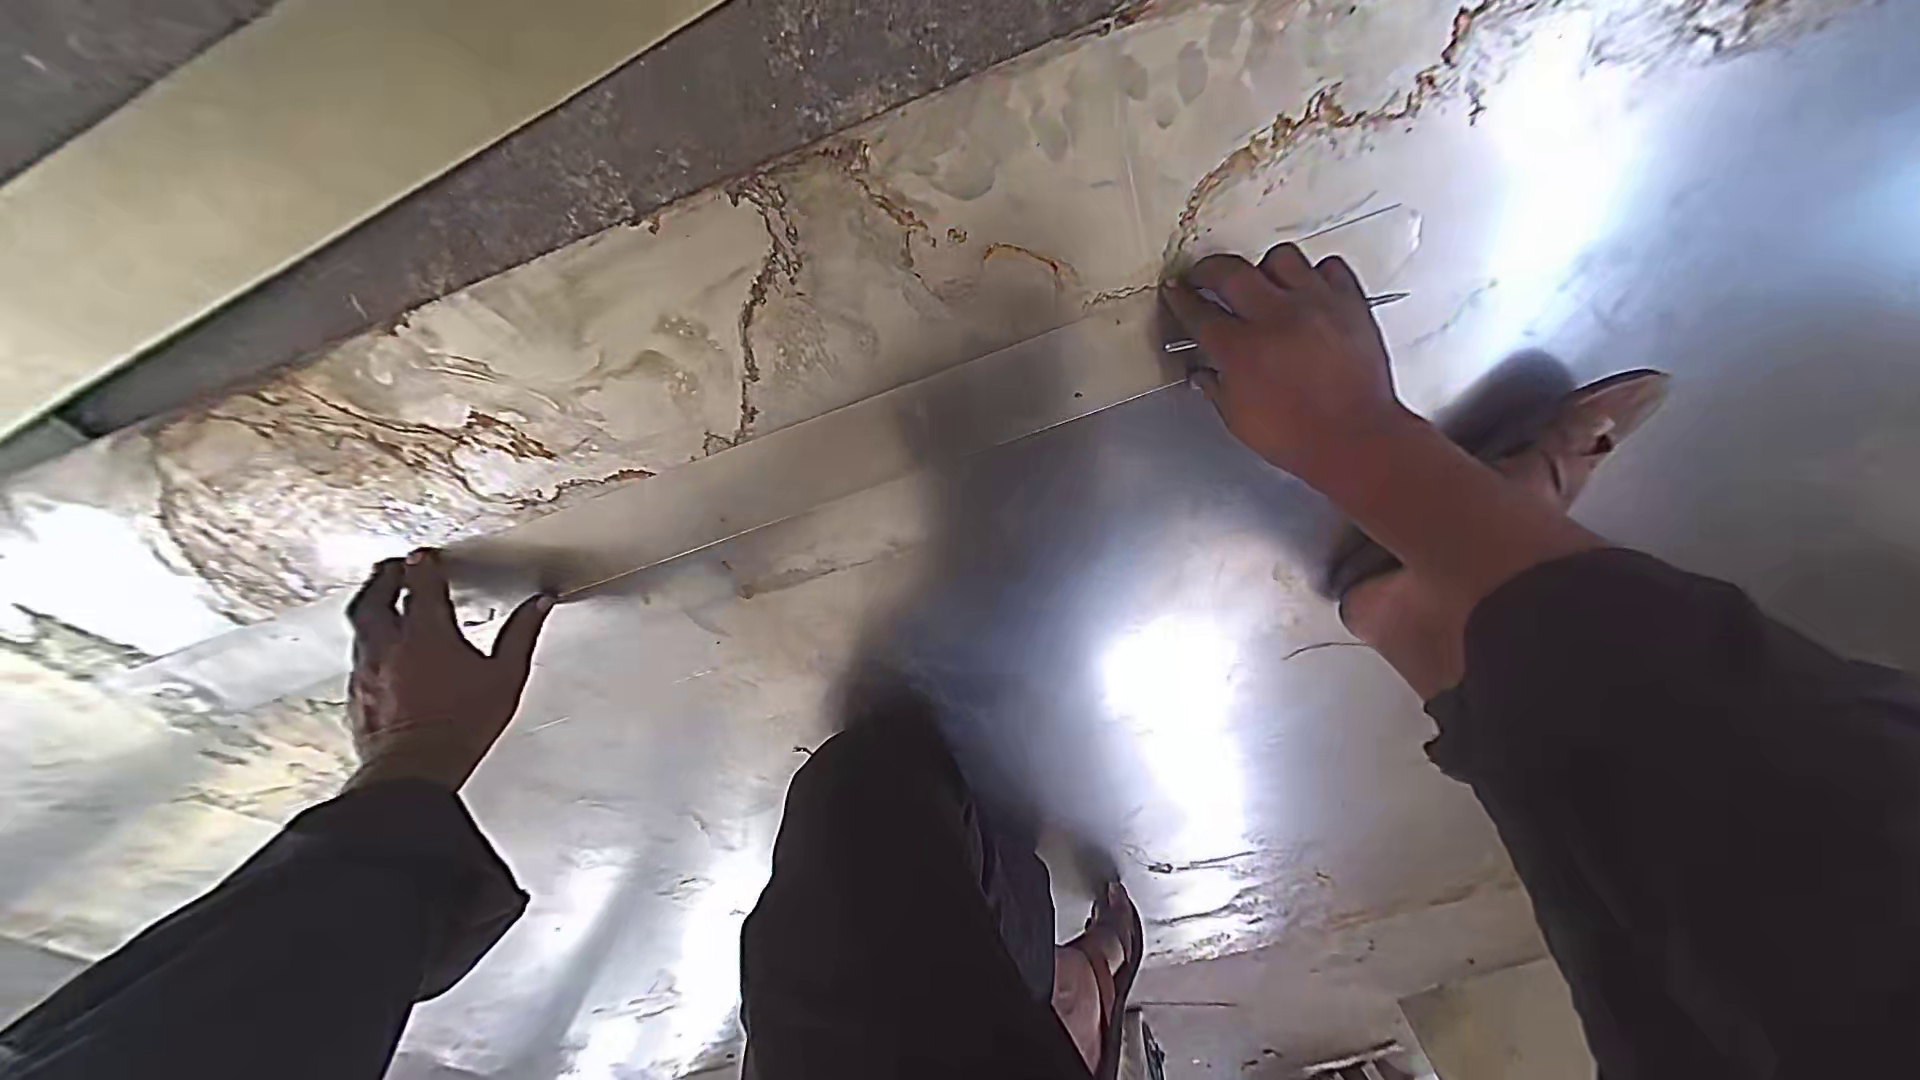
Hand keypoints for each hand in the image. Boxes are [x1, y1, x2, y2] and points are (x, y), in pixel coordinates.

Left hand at [343, 549, 553, 792]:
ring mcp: (367, 669)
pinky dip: (369, 636)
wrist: (415, 766)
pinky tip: (380, 644)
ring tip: (381, 596)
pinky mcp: (357, 691)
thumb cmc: (463, 721)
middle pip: (375, 600)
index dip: (424, 568)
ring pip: (361, 625)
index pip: (422, 588)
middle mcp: (390, 646)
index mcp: (428, 635)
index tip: (425, 555)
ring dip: (371, 604)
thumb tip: (539, 603)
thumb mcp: (507, 673)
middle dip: (384, 578)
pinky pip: (359, 652)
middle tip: (392, 565)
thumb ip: (521, 632)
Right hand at [1162, 244, 1414, 484]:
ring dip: (1261, 268)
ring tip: (1257, 280)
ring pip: (1280, 257)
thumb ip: (1216, 387)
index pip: (1198, 313)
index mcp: (1241, 350)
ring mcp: (1315, 306)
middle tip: (1202, 275)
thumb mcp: (1238, 417)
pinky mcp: (1349, 303)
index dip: (1180, 299)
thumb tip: (1205, 373)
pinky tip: (1304, 288)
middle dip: (1207, 270)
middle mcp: (1276, 319)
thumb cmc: (1298, 434)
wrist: (1351, 437)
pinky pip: (1328, 267)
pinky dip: (1312, 273)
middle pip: (1230, 272)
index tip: (1175, 292)